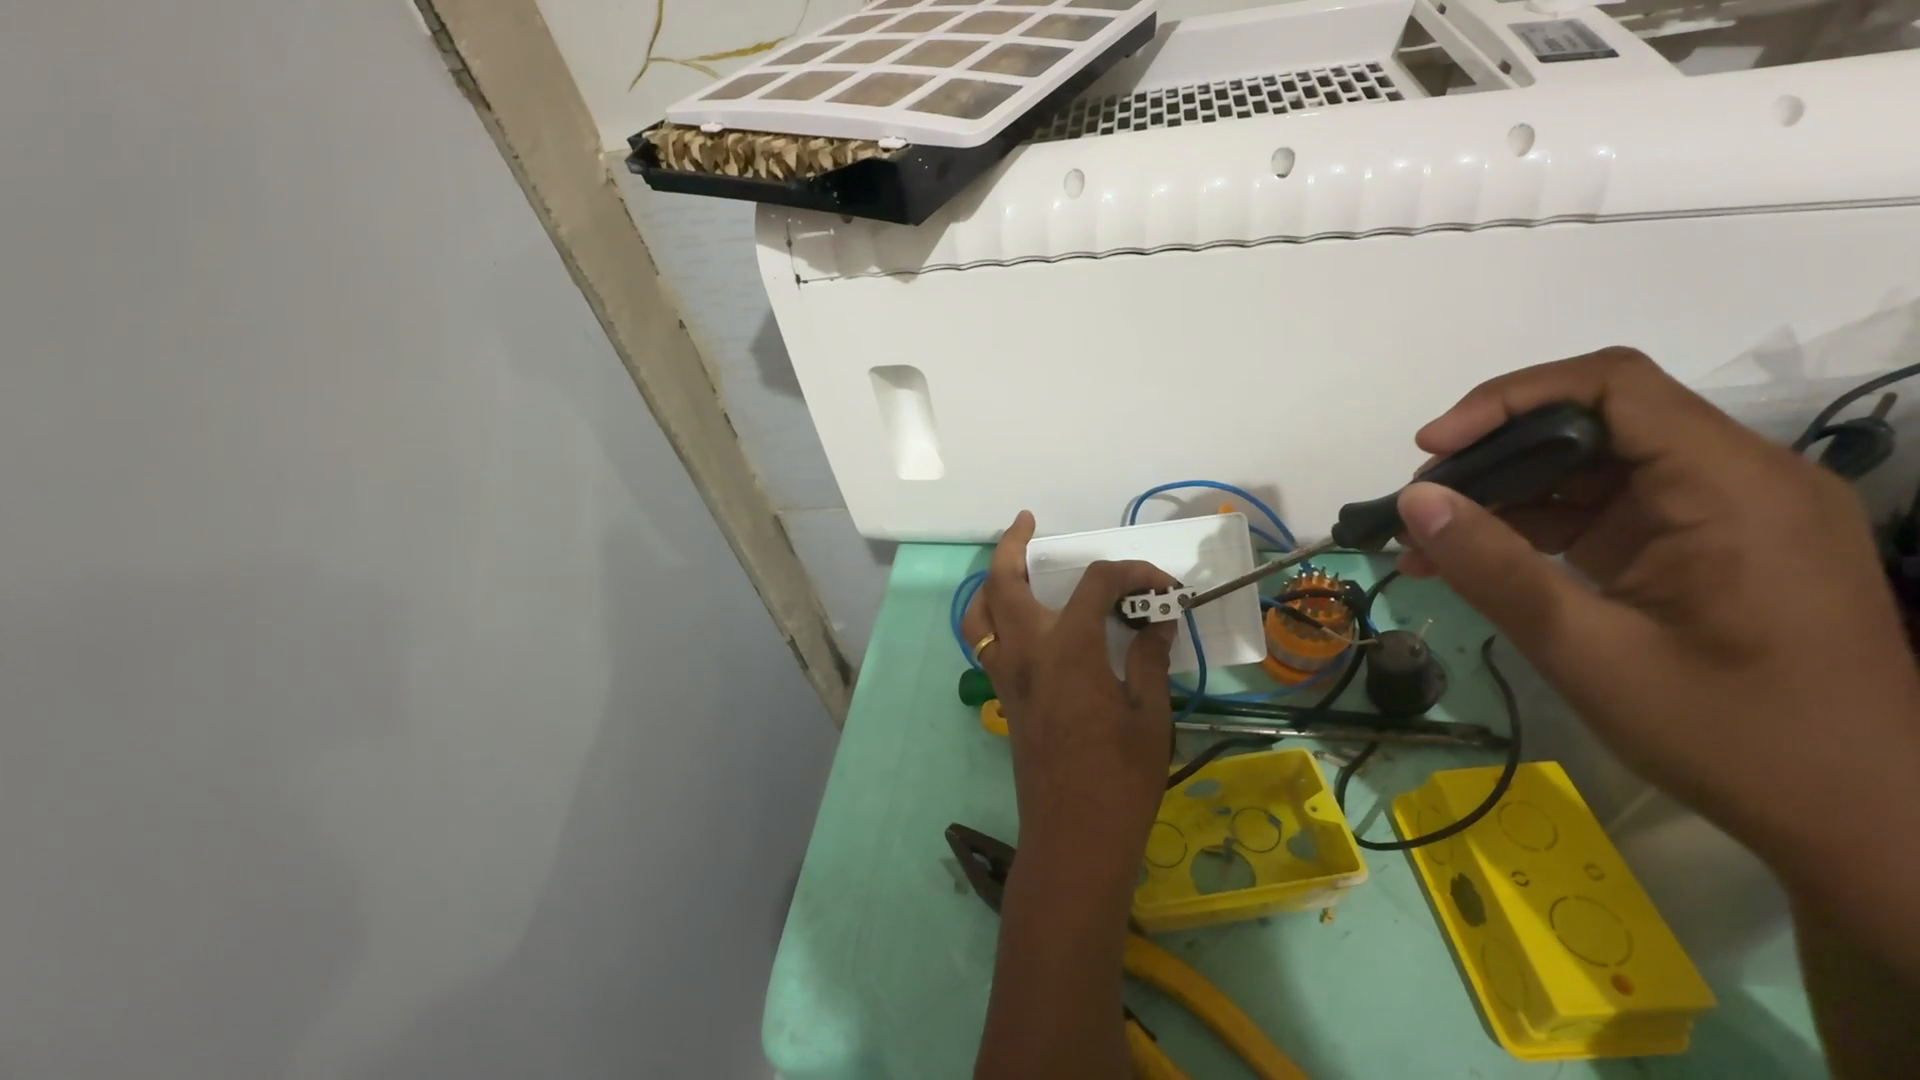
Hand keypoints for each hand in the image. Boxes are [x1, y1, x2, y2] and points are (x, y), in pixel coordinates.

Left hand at [962, 511, 1178, 884]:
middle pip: (1004, 581)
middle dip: (1013, 545)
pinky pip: (984, 642)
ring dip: (991, 579)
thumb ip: (1148, 657)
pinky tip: (1019, 621)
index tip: (1164, 587)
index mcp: (1070, 648)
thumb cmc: (1120, 778)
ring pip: (980, 611)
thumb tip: (1157, 620)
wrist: (1074, 836)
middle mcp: (1027, 651)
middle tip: (1028, 522)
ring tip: (1013, 565)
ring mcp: (1007, 675)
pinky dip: (992, 617)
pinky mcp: (1003, 698)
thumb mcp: (1150, 715)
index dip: (1134, 572)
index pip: (1097, 583)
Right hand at [1395, 349, 1919, 941]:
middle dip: (1497, 455)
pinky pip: (1616, 513)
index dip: (1509, 401)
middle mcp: (1742, 479)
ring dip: (1511, 497)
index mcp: (1733, 486)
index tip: (1433, 448)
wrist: (1862, 822)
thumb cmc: (1732, 738)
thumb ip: (1497, 570)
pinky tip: (1480, 563)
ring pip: (1599, 469)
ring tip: (1431, 543)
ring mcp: (1731, 515)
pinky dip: (1544, 530)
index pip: (1613, 386)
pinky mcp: (1714, 548)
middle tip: (1422, 506)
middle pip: (1599, 422)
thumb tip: (1414, 501)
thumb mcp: (1590, 654)